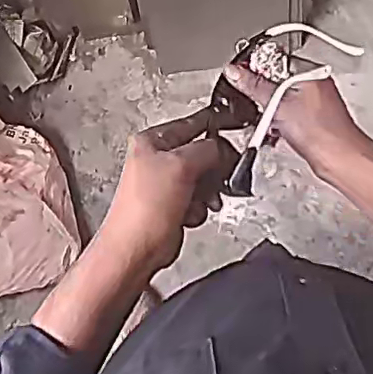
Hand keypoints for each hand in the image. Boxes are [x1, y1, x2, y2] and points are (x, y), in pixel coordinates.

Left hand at [95, 108, 235, 272]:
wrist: (136, 249)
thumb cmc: (144, 208)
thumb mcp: (180, 166)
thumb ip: (206, 150)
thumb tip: (222, 147)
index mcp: (151, 141)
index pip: (191, 124)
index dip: (215, 128)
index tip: (236, 130)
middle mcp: (156, 159)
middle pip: (201, 153)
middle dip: (212, 169)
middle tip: (217, 178)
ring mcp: (165, 182)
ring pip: (203, 177)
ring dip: (207, 192)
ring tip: (200, 201)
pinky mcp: (173, 204)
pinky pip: (200, 198)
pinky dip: (200, 207)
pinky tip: (189, 215)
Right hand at [222, 63, 372, 176]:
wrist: (340, 160)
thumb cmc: (321, 131)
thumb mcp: (278, 104)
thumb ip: (253, 86)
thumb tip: (234, 71)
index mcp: (308, 71)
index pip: (273, 59)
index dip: (253, 69)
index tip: (240, 79)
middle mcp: (313, 83)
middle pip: (274, 80)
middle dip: (260, 94)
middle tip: (257, 105)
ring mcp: (313, 101)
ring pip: (279, 99)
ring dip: (268, 110)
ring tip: (268, 121)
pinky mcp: (310, 119)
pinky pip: (285, 113)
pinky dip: (276, 121)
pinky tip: (275, 131)